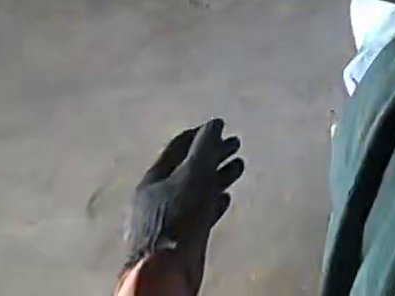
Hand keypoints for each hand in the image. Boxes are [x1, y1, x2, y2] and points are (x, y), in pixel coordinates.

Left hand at [123, 119, 244, 295]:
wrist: (167, 272)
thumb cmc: (179, 215)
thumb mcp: (194, 172)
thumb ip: (205, 146)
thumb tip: (215, 123)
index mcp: (155, 176)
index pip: (180, 145)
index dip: (201, 133)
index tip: (221, 127)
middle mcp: (159, 194)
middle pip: (190, 166)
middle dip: (213, 154)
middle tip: (236, 144)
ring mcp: (169, 217)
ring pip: (197, 189)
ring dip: (218, 176)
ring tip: (239, 166)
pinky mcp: (180, 238)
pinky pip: (198, 212)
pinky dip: (213, 201)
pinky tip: (226, 198)